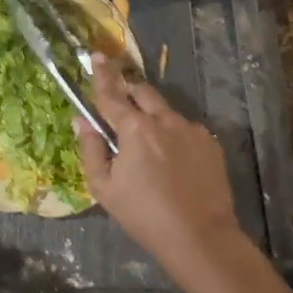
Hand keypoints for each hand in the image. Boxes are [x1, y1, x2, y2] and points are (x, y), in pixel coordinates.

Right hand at [76, 54, 240, 267]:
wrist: (201, 237)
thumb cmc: (145, 215)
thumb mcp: (105, 188)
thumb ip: (90, 149)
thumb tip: (81, 120)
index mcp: (135, 129)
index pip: (112, 94)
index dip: (102, 74)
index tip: (97, 55)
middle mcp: (164, 120)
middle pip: (143, 91)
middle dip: (129, 91)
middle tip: (121, 107)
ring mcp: (192, 130)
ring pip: (166, 111)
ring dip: (153, 118)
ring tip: (151, 148)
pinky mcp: (211, 143)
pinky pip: (186, 129)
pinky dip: (174, 136)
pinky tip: (174, 163)